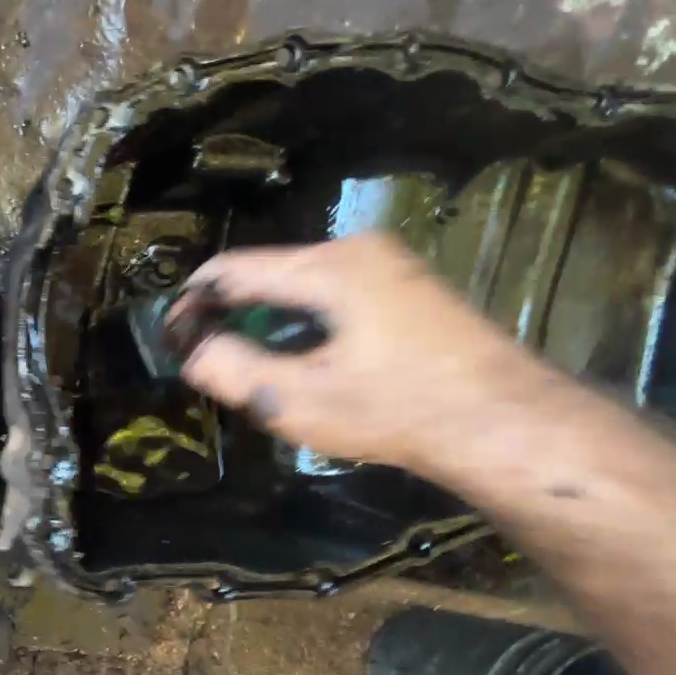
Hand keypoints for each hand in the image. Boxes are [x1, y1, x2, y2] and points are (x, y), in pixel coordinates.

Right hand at [176, 233, 552, 471]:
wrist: (506, 424)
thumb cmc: (394, 409)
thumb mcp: (293, 399)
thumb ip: (228, 369)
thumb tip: (189, 350)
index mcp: (325, 267)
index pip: (227, 270)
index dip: (188, 305)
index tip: (170, 343)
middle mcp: (354, 250)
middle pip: (260, 273)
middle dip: (223, 314)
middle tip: (202, 360)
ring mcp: (385, 265)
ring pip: (291, 284)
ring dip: (258, 320)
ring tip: (242, 366)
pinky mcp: (401, 288)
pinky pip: (323, 294)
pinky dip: (294, 321)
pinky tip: (295, 360)